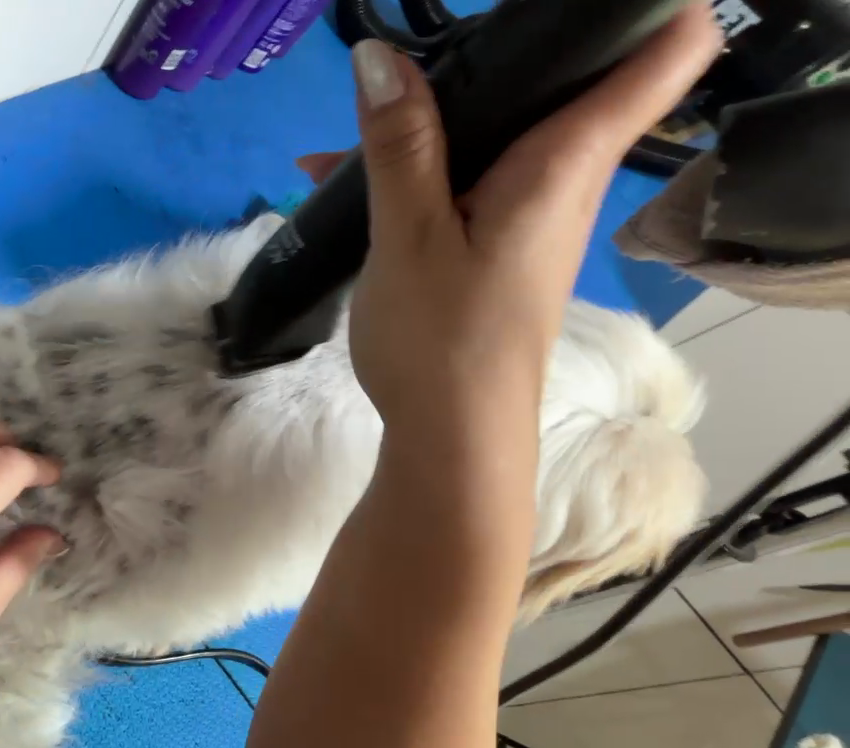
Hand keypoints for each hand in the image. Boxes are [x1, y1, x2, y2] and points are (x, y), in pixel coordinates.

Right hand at [336, 9, 719, 438]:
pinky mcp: (499, 246)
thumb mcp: (407, 237)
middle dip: (488, 65)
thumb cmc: (440, 336)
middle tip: (407, 77)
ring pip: (504, 135)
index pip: (664, 46)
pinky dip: (425, 170)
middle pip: (564, 82)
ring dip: (438, 123)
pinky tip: (355, 184)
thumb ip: (401, 147)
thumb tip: (379, 57)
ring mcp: (532, 213)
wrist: (452, 433)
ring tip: (355, 135)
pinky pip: (474, 180)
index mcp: (566, 158)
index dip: (625, 12)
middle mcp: (566, 175)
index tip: (542, 17)